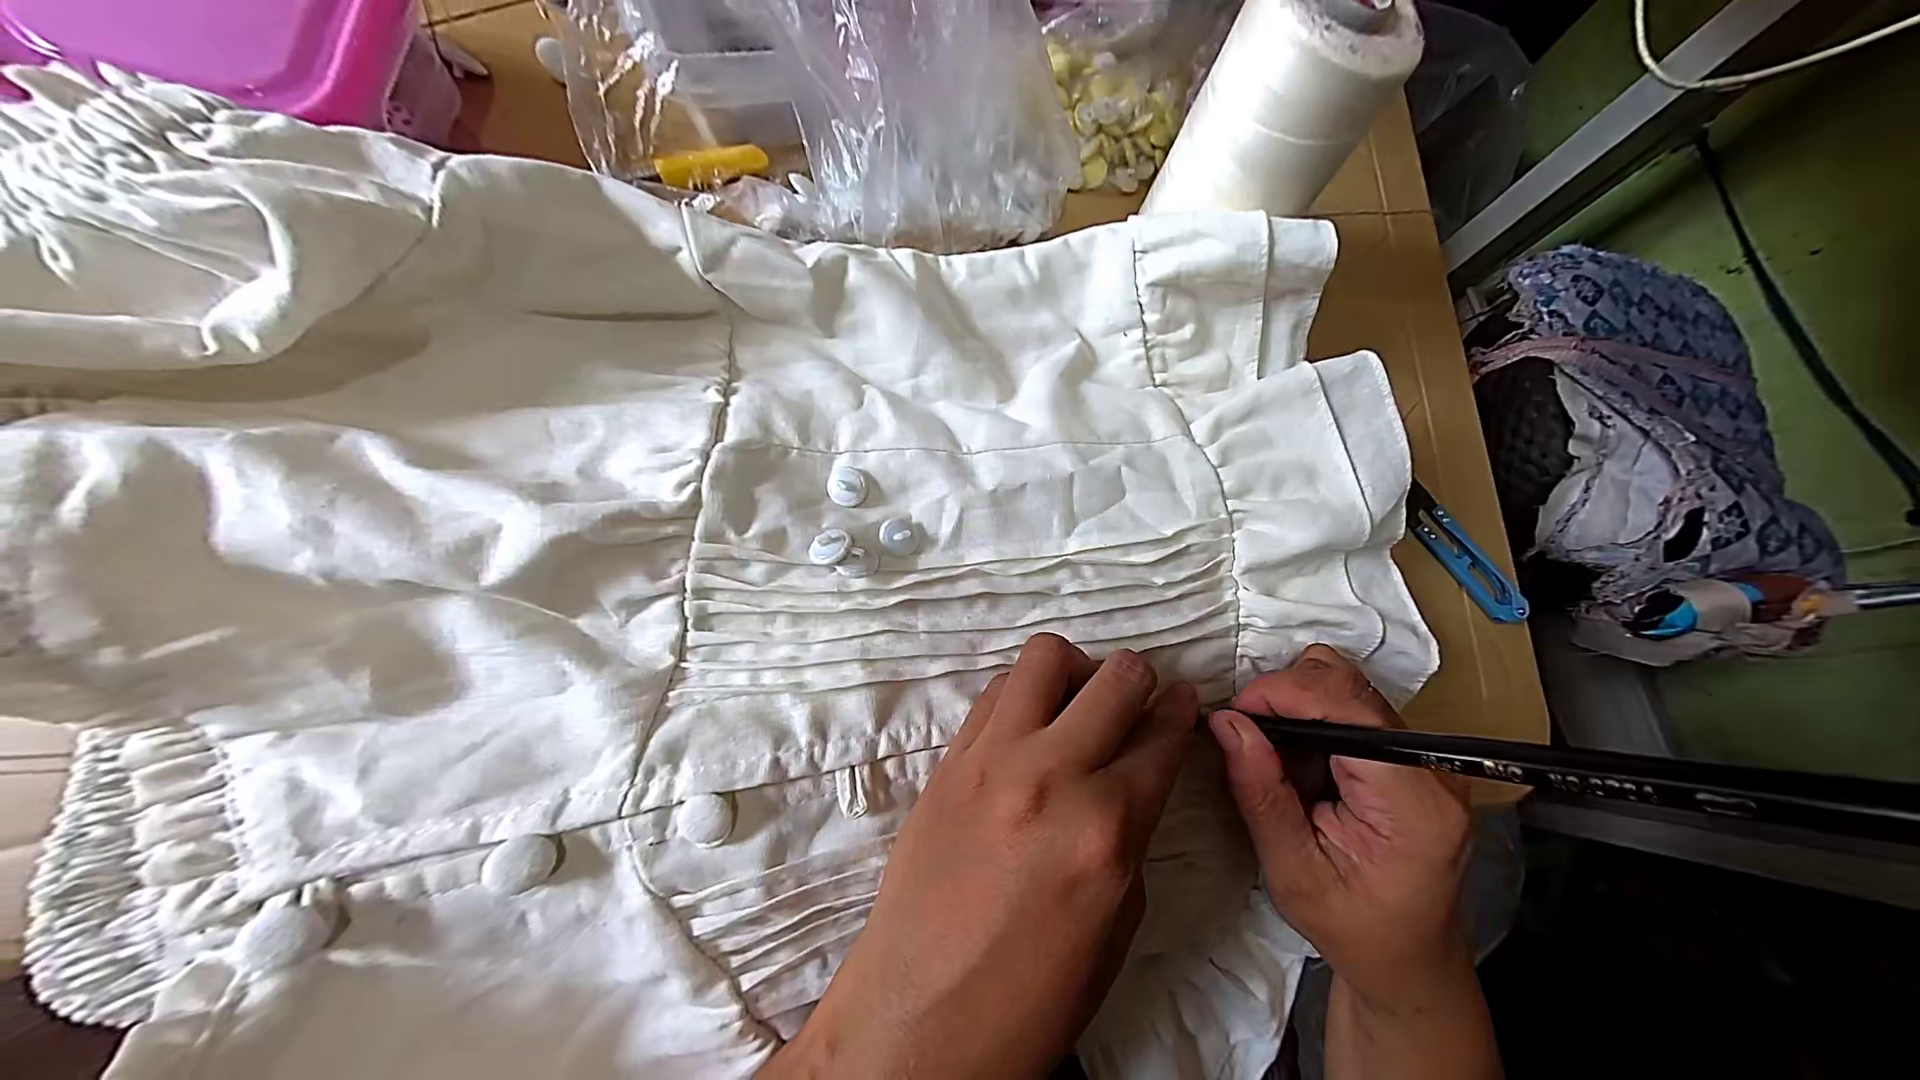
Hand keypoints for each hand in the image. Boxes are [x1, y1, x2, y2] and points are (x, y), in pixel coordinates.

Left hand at [762, 634, 1198, 1079]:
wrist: (920, 1015)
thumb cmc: (1031, 995)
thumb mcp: (1116, 923)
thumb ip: (1132, 833)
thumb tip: (1135, 776)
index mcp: (1106, 828)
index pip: (1162, 737)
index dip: (1183, 712)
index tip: (1186, 700)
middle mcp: (1050, 775)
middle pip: (1116, 677)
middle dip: (1140, 680)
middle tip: (1138, 700)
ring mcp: (991, 759)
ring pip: (1045, 656)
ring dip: (1076, 669)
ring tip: (1077, 702)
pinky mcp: (948, 759)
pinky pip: (994, 692)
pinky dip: (1023, 694)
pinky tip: (1029, 724)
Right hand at [1210, 645, 1499, 1078]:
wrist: (1408, 959)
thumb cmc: (1352, 926)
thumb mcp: (1291, 868)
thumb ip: (1259, 791)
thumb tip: (1225, 720)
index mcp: (1411, 801)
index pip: (1348, 706)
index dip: (1283, 692)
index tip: (1235, 714)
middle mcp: (1429, 767)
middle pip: (1348, 683)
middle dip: (1284, 694)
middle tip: (1249, 735)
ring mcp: (1424, 757)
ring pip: (1345, 685)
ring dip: (1295, 703)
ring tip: (1277, 754)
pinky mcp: (1409, 754)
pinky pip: (1350, 705)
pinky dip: (1310, 716)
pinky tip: (1299, 759)